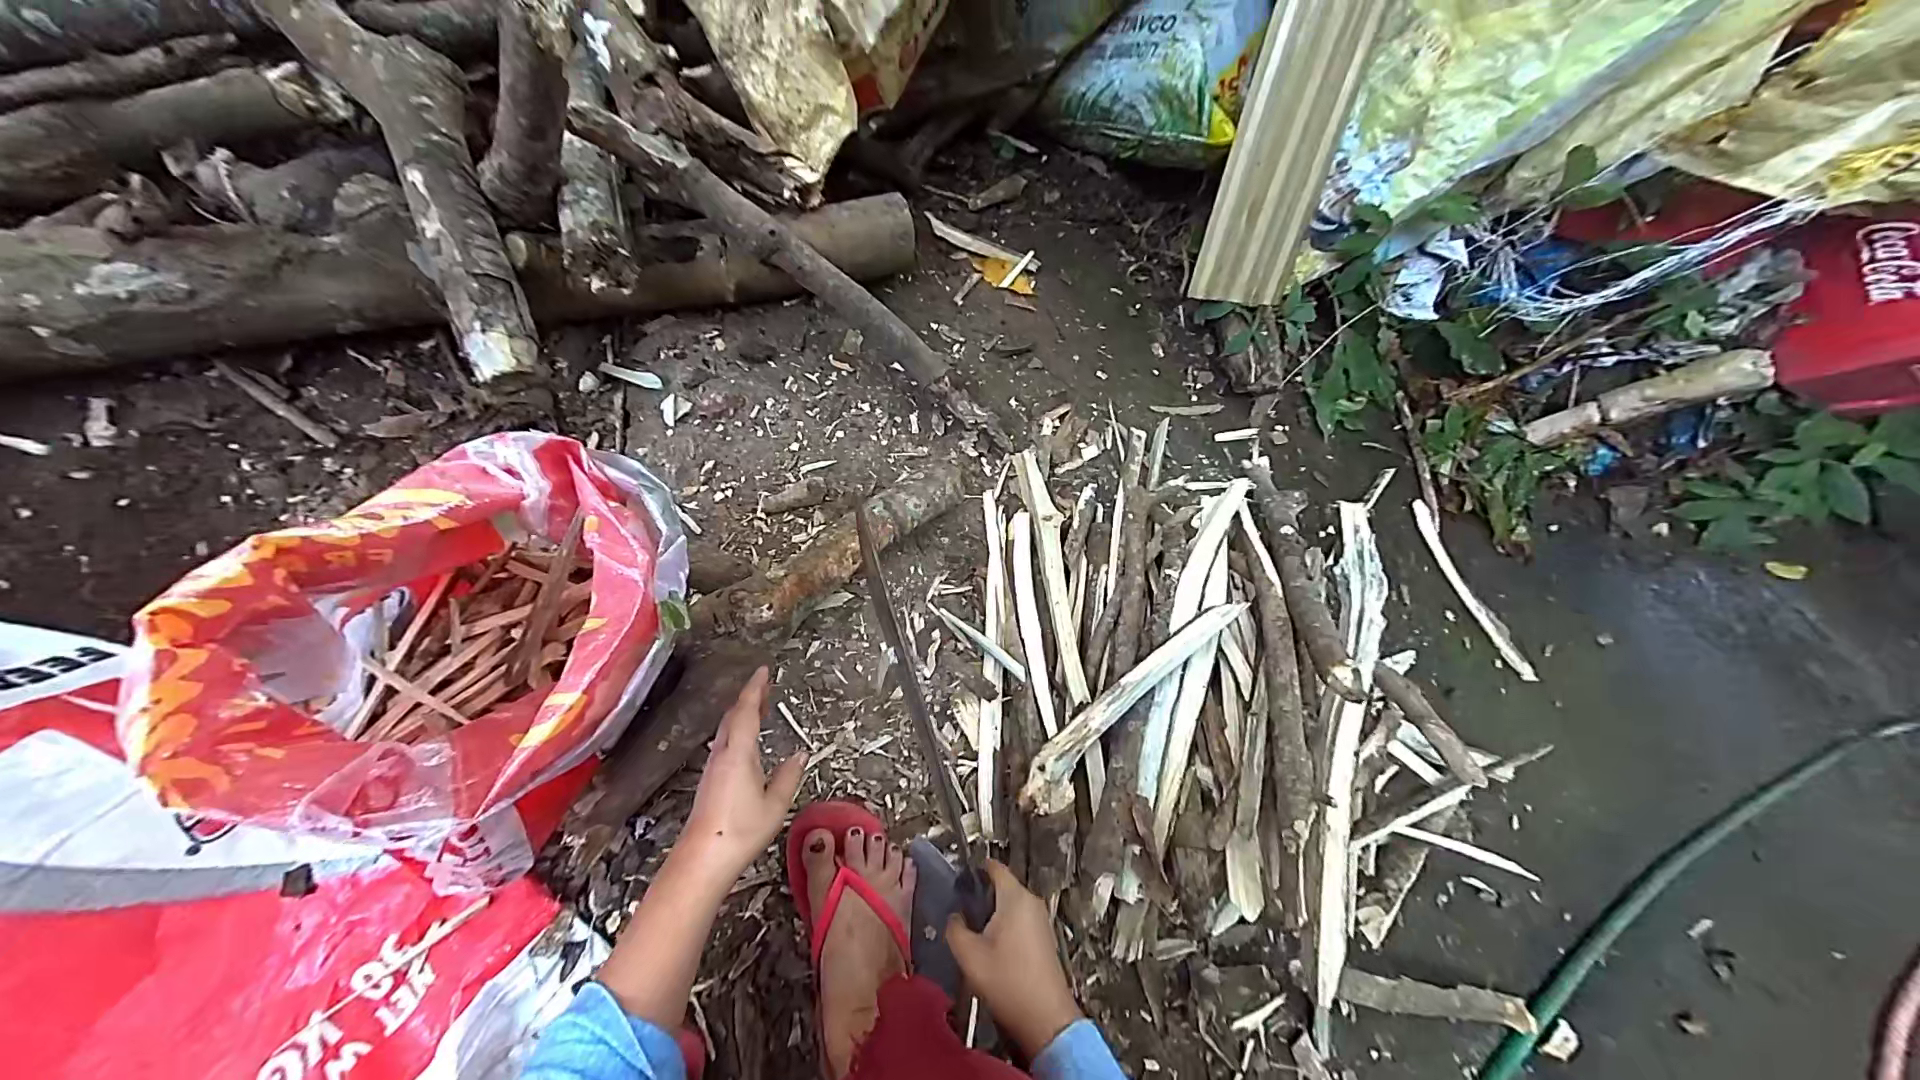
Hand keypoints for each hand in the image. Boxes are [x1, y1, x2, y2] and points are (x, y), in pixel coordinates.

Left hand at [677, 667, 806, 883]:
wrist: (702, 860)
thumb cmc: (740, 831)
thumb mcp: (775, 804)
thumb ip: (789, 776)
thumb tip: (800, 755)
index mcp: (739, 753)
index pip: (746, 711)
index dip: (755, 688)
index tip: (764, 671)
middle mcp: (722, 755)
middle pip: (733, 717)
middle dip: (749, 698)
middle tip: (765, 686)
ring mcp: (713, 769)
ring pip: (727, 730)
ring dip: (742, 714)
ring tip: (759, 708)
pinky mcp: (710, 782)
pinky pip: (725, 744)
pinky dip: (738, 731)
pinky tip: (746, 741)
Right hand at [945, 859, 1083, 1058]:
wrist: (1046, 1019)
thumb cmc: (1007, 981)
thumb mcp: (969, 956)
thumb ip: (955, 928)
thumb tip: (954, 917)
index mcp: (1014, 897)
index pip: (994, 867)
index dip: (975, 869)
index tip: (958, 881)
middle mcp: (1031, 901)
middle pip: (1002, 886)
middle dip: (981, 895)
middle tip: (961, 911)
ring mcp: (1040, 920)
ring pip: (1010, 905)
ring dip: (992, 914)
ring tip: (973, 933)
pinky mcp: (1044, 938)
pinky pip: (1020, 920)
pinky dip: (1005, 926)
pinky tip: (993, 949)